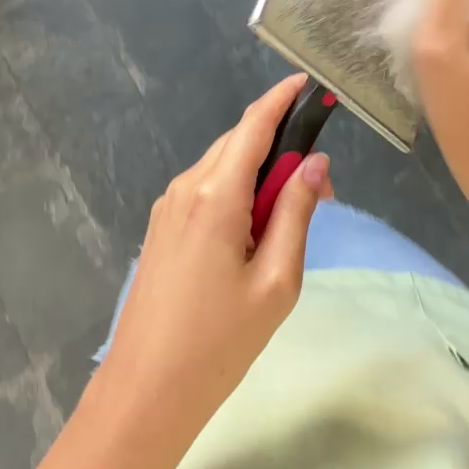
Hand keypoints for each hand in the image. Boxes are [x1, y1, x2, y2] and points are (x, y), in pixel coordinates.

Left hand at [99, 74, 332, 428]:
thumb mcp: (276, 280)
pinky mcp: (161, 224)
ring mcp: (167, 205)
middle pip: (238, 143)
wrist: (147, 387)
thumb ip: (297, 213)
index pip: (253, 126)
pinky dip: (236, 191)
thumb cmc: (220, 340)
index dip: (281, 99)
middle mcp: (186, 186)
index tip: (307, 82)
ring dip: (258, 174)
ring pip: (222, 166)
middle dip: (280, 148)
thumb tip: (315, 163)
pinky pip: (205, 188)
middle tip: (320, 187)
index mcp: (216, 195)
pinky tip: (254, 230)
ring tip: (290, 218)